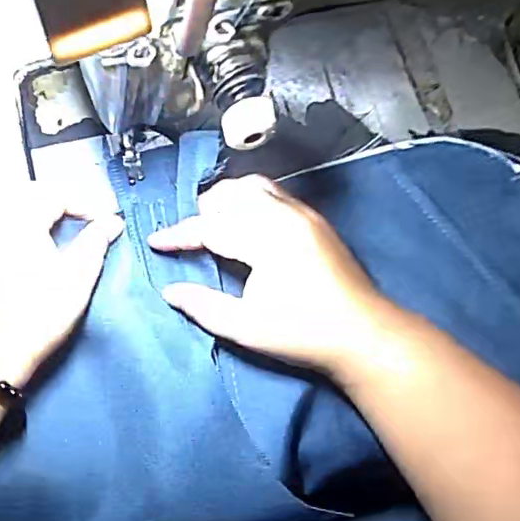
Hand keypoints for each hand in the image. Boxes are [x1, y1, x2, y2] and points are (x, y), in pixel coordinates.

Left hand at [0, 187, 122, 388]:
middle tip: (84, 226)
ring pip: (2, 211)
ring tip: (51, 233)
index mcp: (20, 217)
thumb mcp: (78, 276)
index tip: (106, 225)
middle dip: (58, 207)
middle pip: (28, 198)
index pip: (57, 194)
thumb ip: (96, 242)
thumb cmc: (39, 313)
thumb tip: (112, 220)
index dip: (86, 206)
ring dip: (30, 215)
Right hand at [147, 175, 397, 378]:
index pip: (210, 225)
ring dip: (227, 201)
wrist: (363, 333)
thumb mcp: (244, 327)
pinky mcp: (316, 221)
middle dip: (203, 213)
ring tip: (214, 226)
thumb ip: (203, 306)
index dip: (179, 234)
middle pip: (230, 195)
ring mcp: (303, 214)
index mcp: (264, 238)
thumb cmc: (303, 333)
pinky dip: (250, 201)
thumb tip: (170, 292)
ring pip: (254, 187)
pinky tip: (247, 225)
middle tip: (187, 239)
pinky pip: (274, 194)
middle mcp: (284, 215)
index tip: (157, 243)